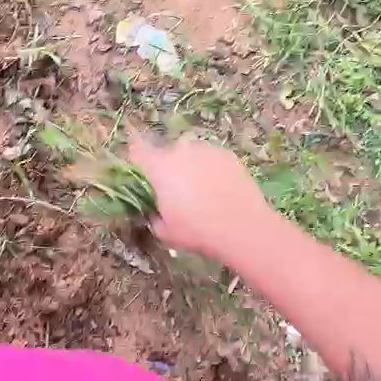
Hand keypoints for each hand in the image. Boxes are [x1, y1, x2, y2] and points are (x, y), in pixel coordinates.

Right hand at [127, 134, 275, 261]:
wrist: (243, 227)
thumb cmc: (198, 230)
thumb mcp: (166, 232)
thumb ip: (154, 216)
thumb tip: (154, 211)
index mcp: (159, 167)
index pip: (137, 150)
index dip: (136, 159)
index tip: (141, 172)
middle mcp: (179, 150)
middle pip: (166, 152)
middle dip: (168, 167)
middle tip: (176, 190)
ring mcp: (204, 149)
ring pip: (190, 153)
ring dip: (190, 166)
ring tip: (202, 190)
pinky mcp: (226, 153)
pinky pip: (210, 157)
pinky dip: (211, 168)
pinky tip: (220, 188)